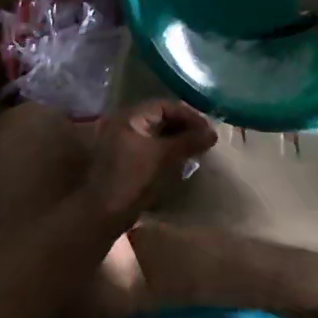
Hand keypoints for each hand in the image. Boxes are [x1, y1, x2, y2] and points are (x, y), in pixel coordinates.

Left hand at [86, 100, 217, 217]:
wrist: (105, 212)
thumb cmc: (133, 178)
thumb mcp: (163, 156)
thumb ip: (188, 141)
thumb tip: (213, 132)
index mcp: (129, 117)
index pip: (163, 105)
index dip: (188, 114)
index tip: (208, 129)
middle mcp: (124, 124)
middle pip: (159, 117)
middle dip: (184, 126)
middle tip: (205, 139)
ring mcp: (123, 142)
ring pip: (156, 134)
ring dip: (177, 139)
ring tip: (198, 149)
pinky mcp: (126, 159)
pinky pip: (151, 148)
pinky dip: (167, 151)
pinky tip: (182, 160)